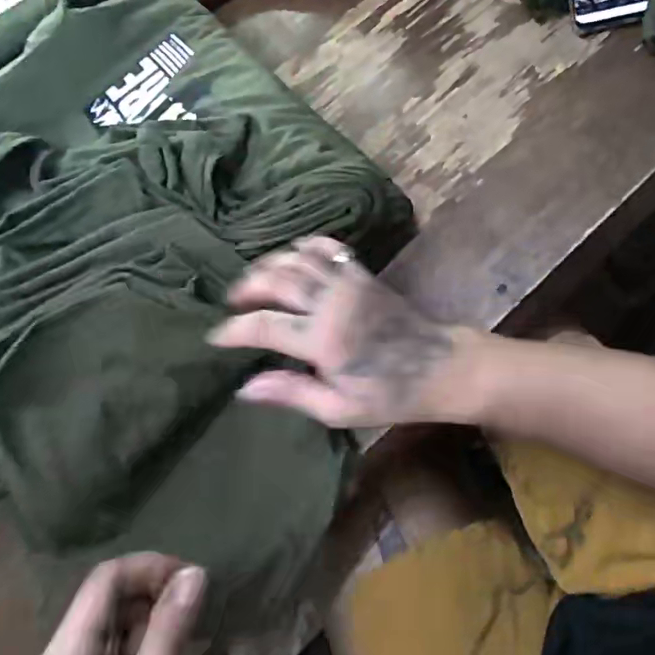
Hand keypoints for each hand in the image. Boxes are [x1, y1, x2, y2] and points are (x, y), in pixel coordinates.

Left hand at [18, 555, 205, 654]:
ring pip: (103, 634)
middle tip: (192, 620)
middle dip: (152, 600)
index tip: (192, 581)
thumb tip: (196, 572)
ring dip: (144, 631)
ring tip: (177, 650)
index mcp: (60, 654)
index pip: (107, 576)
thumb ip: (167, 635)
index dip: (151, 566)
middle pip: (105, 603)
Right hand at [208, 236, 479, 427]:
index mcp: (323, 340)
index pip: (264, 326)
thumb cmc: (389, 395)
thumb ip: (291, 393)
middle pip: (276, 279)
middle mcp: (331, 302)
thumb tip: (245, 387)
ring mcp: (348, 281)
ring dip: (270, 264)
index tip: (215, 337)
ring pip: (297, 258)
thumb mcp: (339, 409)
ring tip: (254, 279)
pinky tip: (292, 257)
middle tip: (233, 301)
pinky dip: (304, 246)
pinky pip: (327, 247)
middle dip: (247, 286)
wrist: (440, 366)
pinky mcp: (362, 273)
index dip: (233, 330)